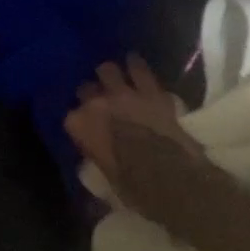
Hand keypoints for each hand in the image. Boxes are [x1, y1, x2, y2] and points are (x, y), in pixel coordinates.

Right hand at [65, 55, 203, 211]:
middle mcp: (96, 104)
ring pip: (109, 70)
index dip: (80, 120)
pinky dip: (137, 66)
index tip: (85, 126)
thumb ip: (98, 154)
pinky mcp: (153, 93)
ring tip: (115, 73)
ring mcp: (125, 95)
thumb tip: (97, 152)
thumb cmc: (138, 188)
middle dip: (92, 93)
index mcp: (79, 125)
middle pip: (86, 88)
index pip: (71, 115)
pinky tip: (135, 62)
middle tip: (100, 98)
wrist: (178, 182)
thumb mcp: (107, 174)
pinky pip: (141, 71)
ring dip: (111, 73)